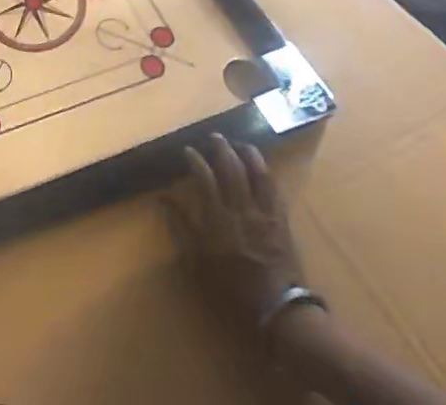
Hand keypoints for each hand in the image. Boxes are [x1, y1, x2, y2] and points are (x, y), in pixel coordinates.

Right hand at [164, 134, 304, 329]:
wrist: (276, 308)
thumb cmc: (231, 287)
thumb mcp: (197, 262)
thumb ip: (181, 228)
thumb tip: (164, 200)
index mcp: (218, 220)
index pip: (205, 179)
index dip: (196, 161)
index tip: (188, 150)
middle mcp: (240, 210)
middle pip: (231, 169)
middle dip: (221, 148)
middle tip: (214, 137)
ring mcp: (263, 212)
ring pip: (256, 173)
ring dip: (247, 153)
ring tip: (239, 143)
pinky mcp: (281, 219)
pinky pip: (274, 188)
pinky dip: (266, 172)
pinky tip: (261, 165)